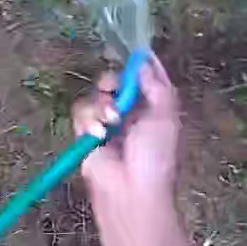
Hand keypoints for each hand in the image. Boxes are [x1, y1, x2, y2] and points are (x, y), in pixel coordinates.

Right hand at [71, 56, 187, 245]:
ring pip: (95, 96)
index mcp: (153, 109)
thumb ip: (156, 85)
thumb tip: (145, 60)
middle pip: (114, 83)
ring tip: (111, 121)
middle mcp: (129, 114)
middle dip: (113, 82)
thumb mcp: (165, 116)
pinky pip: (81, 113)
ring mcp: (106, 124)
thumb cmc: (155, 156)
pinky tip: (98, 134)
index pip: (144, 79)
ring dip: (101, 105)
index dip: (139, 66)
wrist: (131, 192)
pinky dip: (88, 120)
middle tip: (114, 89)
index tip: (136, 53)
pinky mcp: (86, 135)